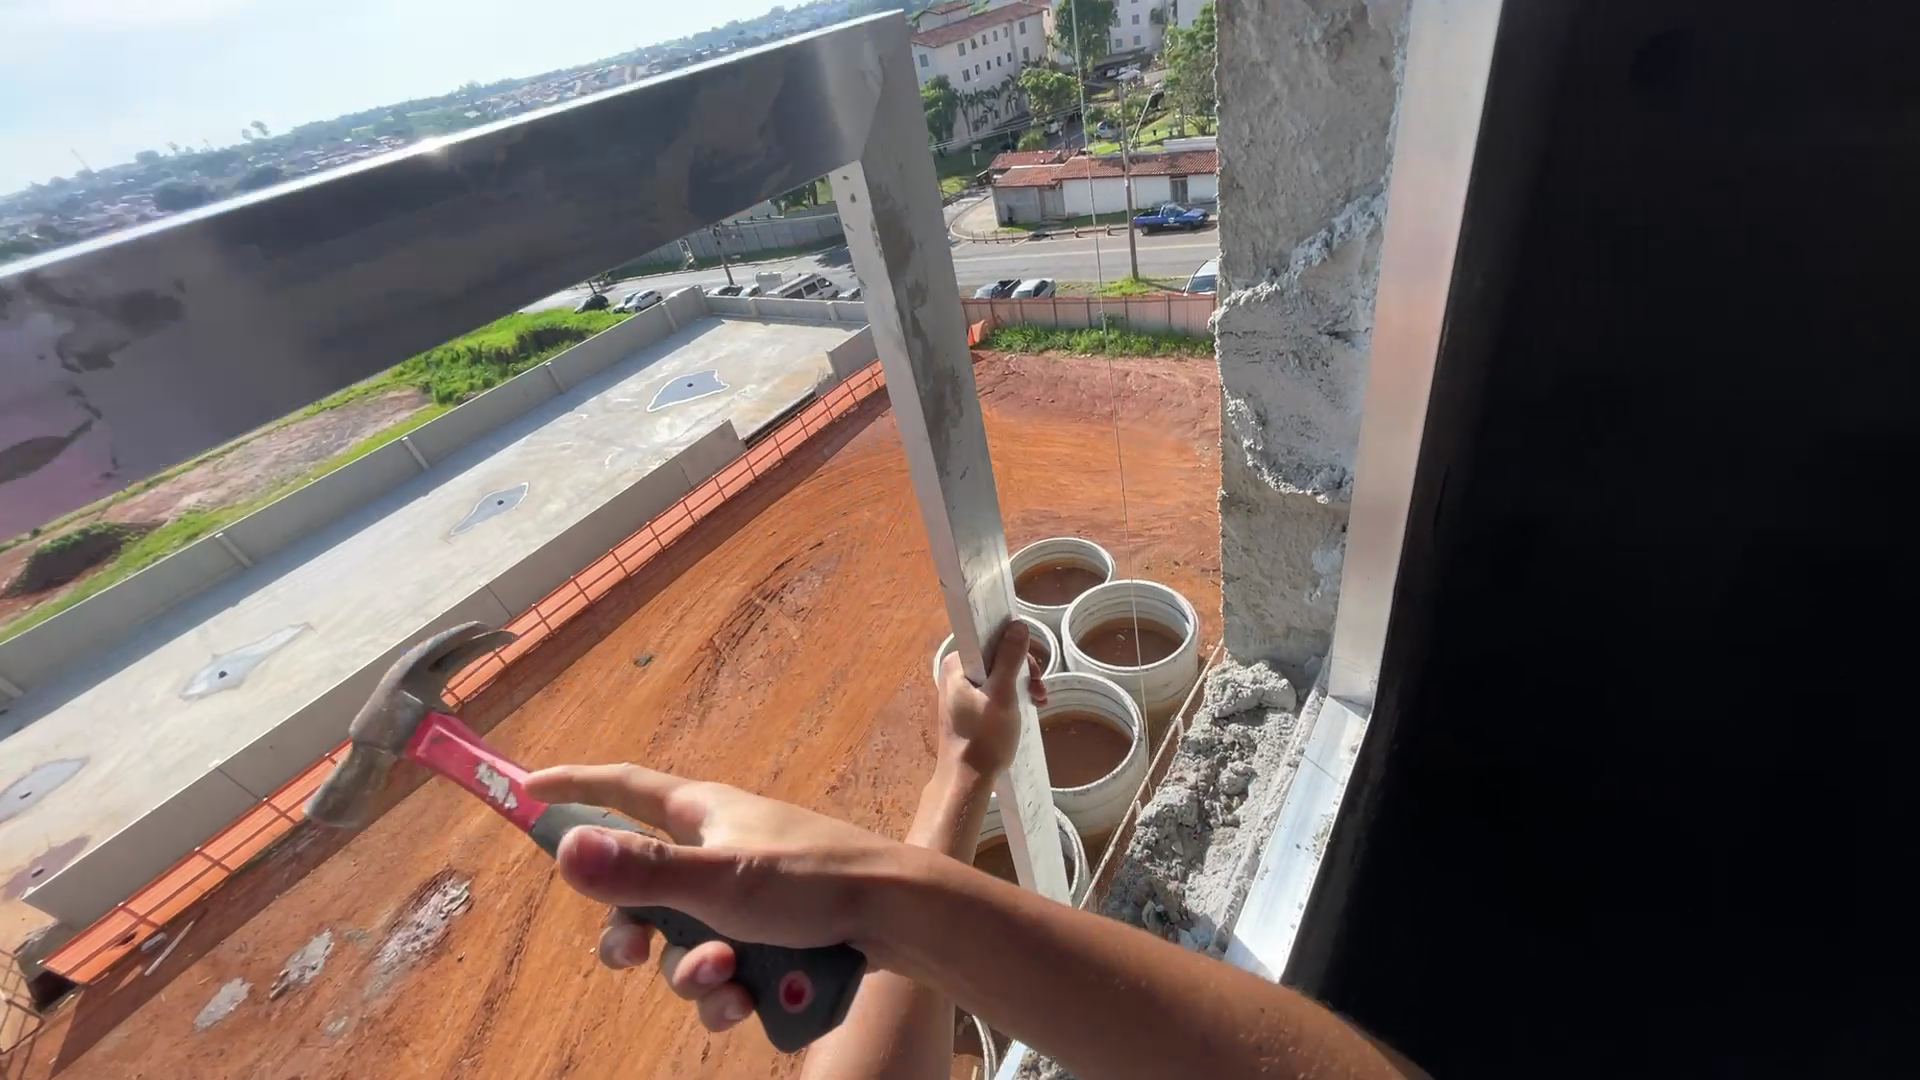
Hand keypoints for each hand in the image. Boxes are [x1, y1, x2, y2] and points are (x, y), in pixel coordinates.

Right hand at [523, 764, 913, 1033]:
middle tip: (632, 955)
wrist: (893, 913)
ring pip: (683, 937)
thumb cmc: (809, 879)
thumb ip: (643, 872)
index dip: (576, 785)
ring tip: (727, 980)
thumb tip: (564, 848)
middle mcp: (719, 844)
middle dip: (631, 930)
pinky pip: (723, 962)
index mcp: (704, 813)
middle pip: (644, 886)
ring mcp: (745, 889)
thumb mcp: (720, 881)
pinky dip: (727, 987)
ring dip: (691, 971)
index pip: (626, 787)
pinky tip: (747, 1004)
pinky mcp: (769, 928)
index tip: (528, 788)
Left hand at [937, 620, 1047, 779]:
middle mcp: (956, 672)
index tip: (1032, 665)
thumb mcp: (1003, 694)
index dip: (1014, 645)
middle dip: (1022, 669)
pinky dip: (1013, 695)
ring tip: (1039, 700)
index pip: (989, 637)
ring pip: (999, 673)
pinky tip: (1030, 706)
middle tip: (1038, 688)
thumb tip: (1018, 624)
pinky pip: (995, 689)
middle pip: (997, 655)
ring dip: (1022, 683)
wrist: (968, 780)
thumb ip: (1010, 658)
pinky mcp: (969, 706)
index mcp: (957, 664)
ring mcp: (962, 690)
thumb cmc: (984, 737)